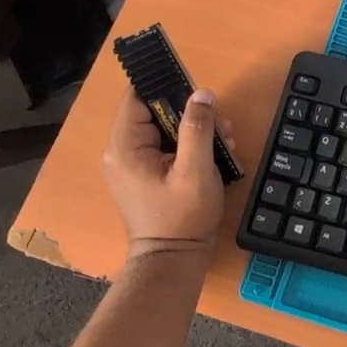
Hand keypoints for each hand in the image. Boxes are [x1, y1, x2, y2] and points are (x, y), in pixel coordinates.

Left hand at [102, 89, 236, 259]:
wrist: (173, 261)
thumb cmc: (182, 216)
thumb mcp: (195, 169)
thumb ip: (197, 127)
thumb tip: (202, 92)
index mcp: (125, 146)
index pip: (137, 96)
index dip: (164, 85)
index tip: (195, 87)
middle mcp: (122, 151)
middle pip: (155, 110)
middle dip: (190, 112)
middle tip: (221, 124)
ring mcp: (133, 163)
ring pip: (165, 127)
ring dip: (196, 129)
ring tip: (224, 141)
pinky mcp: (146, 173)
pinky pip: (167, 144)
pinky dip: (190, 144)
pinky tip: (215, 152)